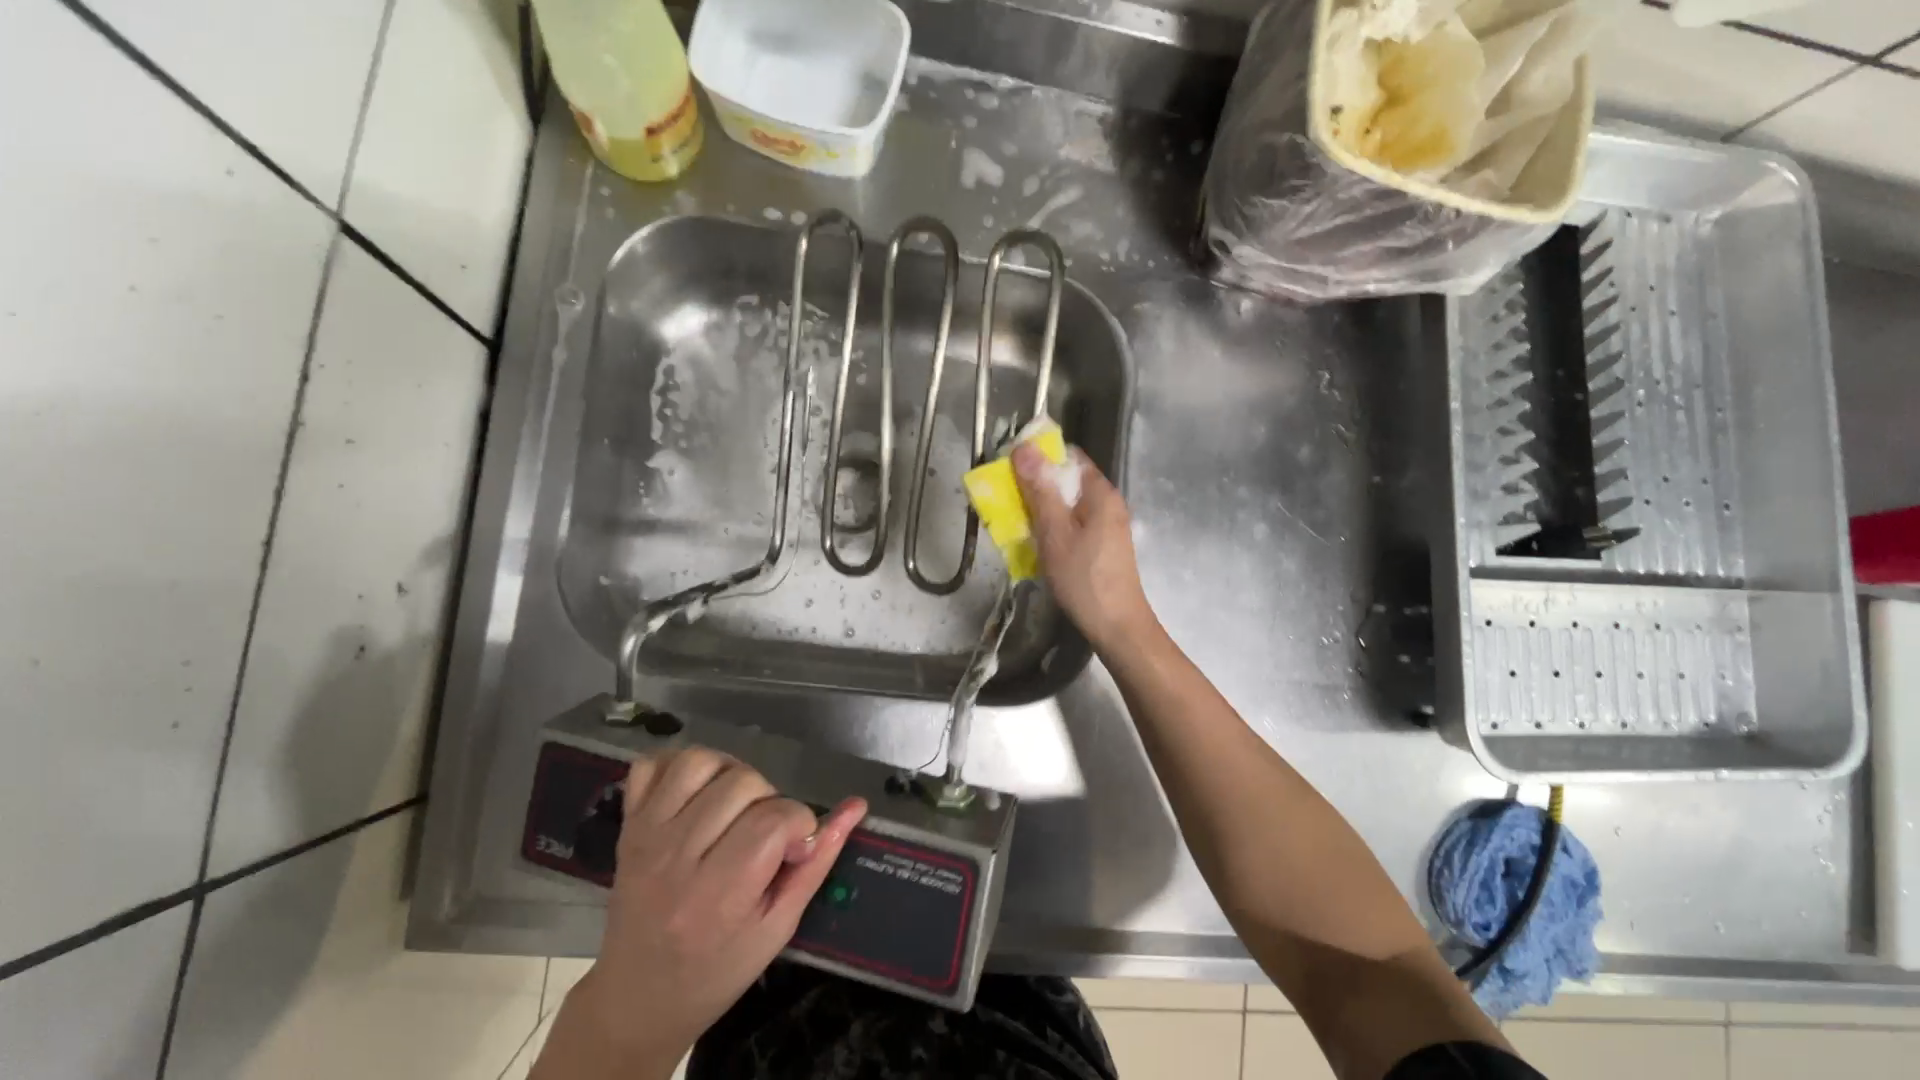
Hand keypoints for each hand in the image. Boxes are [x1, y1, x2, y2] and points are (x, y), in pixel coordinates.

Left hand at [540, 748, 865, 1078]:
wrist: (640, 995)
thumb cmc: (718, 971)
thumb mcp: (778, 927)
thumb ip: (816, 864)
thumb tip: (856, 807)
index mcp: (719, 895)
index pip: (773, 819)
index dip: (799, 822)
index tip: (795, 849)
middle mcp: (677, 857)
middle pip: (741, 782)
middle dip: (769, 800)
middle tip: (766, 835)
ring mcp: (646, 836)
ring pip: (699, 762)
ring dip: (730, 775)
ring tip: (737, 807)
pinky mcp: (627, 825)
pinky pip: (651, 765)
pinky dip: (680, 767)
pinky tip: (699, 795)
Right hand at [1012, 443, 1158, 652]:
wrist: (1117, 627)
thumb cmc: (1084, 579)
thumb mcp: (1055, 533)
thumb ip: (1040, 490)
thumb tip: (1024, 448)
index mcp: (1101, 493)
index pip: (1069, 457)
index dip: (1039, 457)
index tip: (1009, 468)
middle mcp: (1108, 504)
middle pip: (1067, 481)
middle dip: (1036, 486)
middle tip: (1005, 498)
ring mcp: (1107, 527)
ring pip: (1068, 506)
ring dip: (1041, 510)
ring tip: (1015, 522)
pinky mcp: (1102, 547)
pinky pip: (1073, 526)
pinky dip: (1053, 529)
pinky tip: (1036, 544)